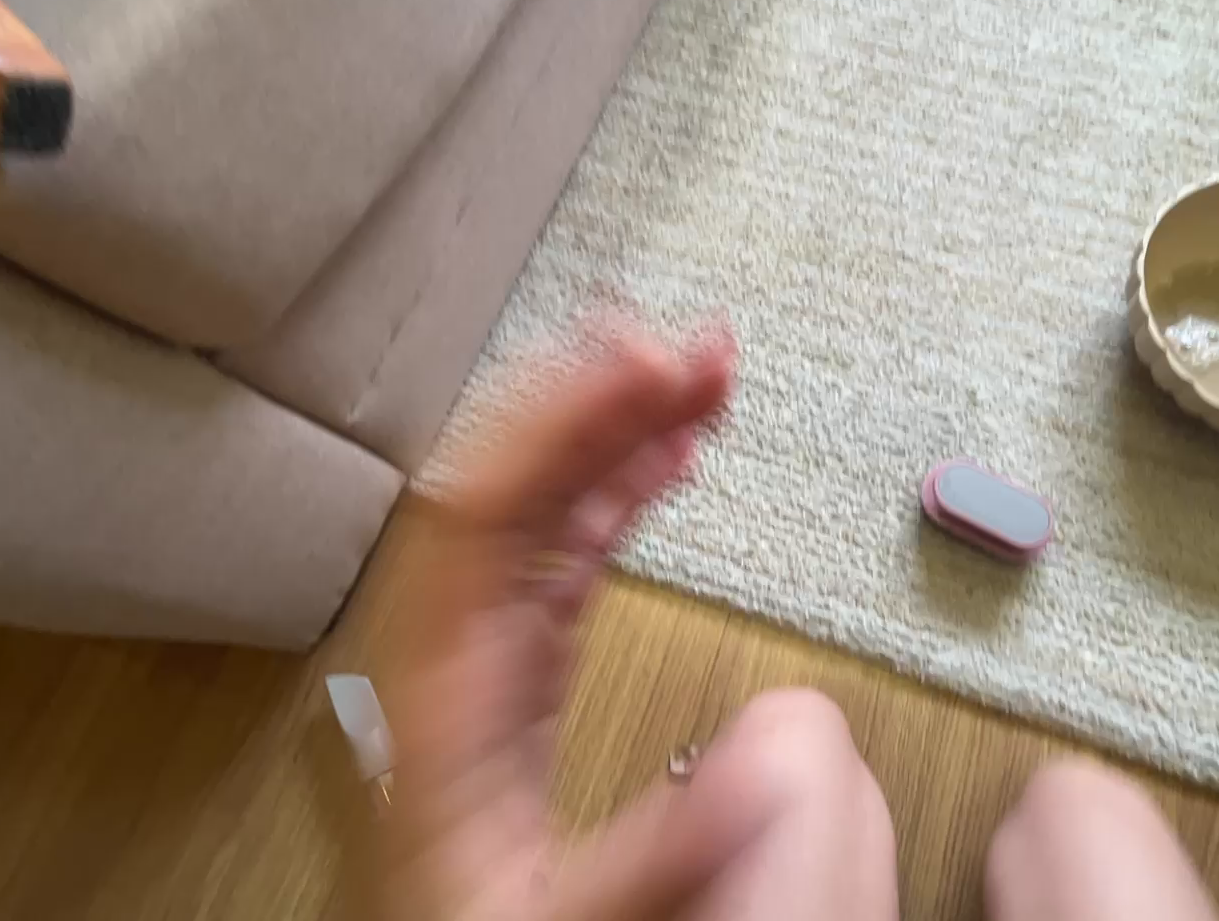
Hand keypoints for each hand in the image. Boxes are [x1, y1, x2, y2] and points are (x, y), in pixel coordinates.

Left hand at [380, 323, 746, 920]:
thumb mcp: (563, 909)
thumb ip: (656, 843)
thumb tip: (769, 764)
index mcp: (448, 676)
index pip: (488, 502)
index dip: (561, 415)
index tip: (644, 365)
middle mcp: (466, 625)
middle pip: (527, 473)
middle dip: (610, 396)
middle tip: (694, 352)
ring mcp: (500, 620)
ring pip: (558, 488)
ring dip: (628, 424)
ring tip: (702, 380)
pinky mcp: (532, 631)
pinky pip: (578, 529)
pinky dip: (628, 479)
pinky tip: (673, 451)